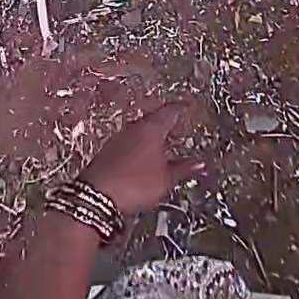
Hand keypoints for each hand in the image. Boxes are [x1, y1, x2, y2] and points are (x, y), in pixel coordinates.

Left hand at [79, 105, 202, 215]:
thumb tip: (198, 164)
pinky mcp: (111, 148)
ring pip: (142, 129)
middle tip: (180, 126)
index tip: (188, 106)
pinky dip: (142, 143)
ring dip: (155, 134)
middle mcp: (135, 127)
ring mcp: (120, 136)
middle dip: (168, 122)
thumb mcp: (166, 178)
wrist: (99, 193)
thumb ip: (184, 168)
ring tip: (166, 143)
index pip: (170, 111)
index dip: (181, 108)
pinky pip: (131, 139)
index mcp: (152, 128)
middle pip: (155, 118)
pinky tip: (146, 156)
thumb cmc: (135, 182)